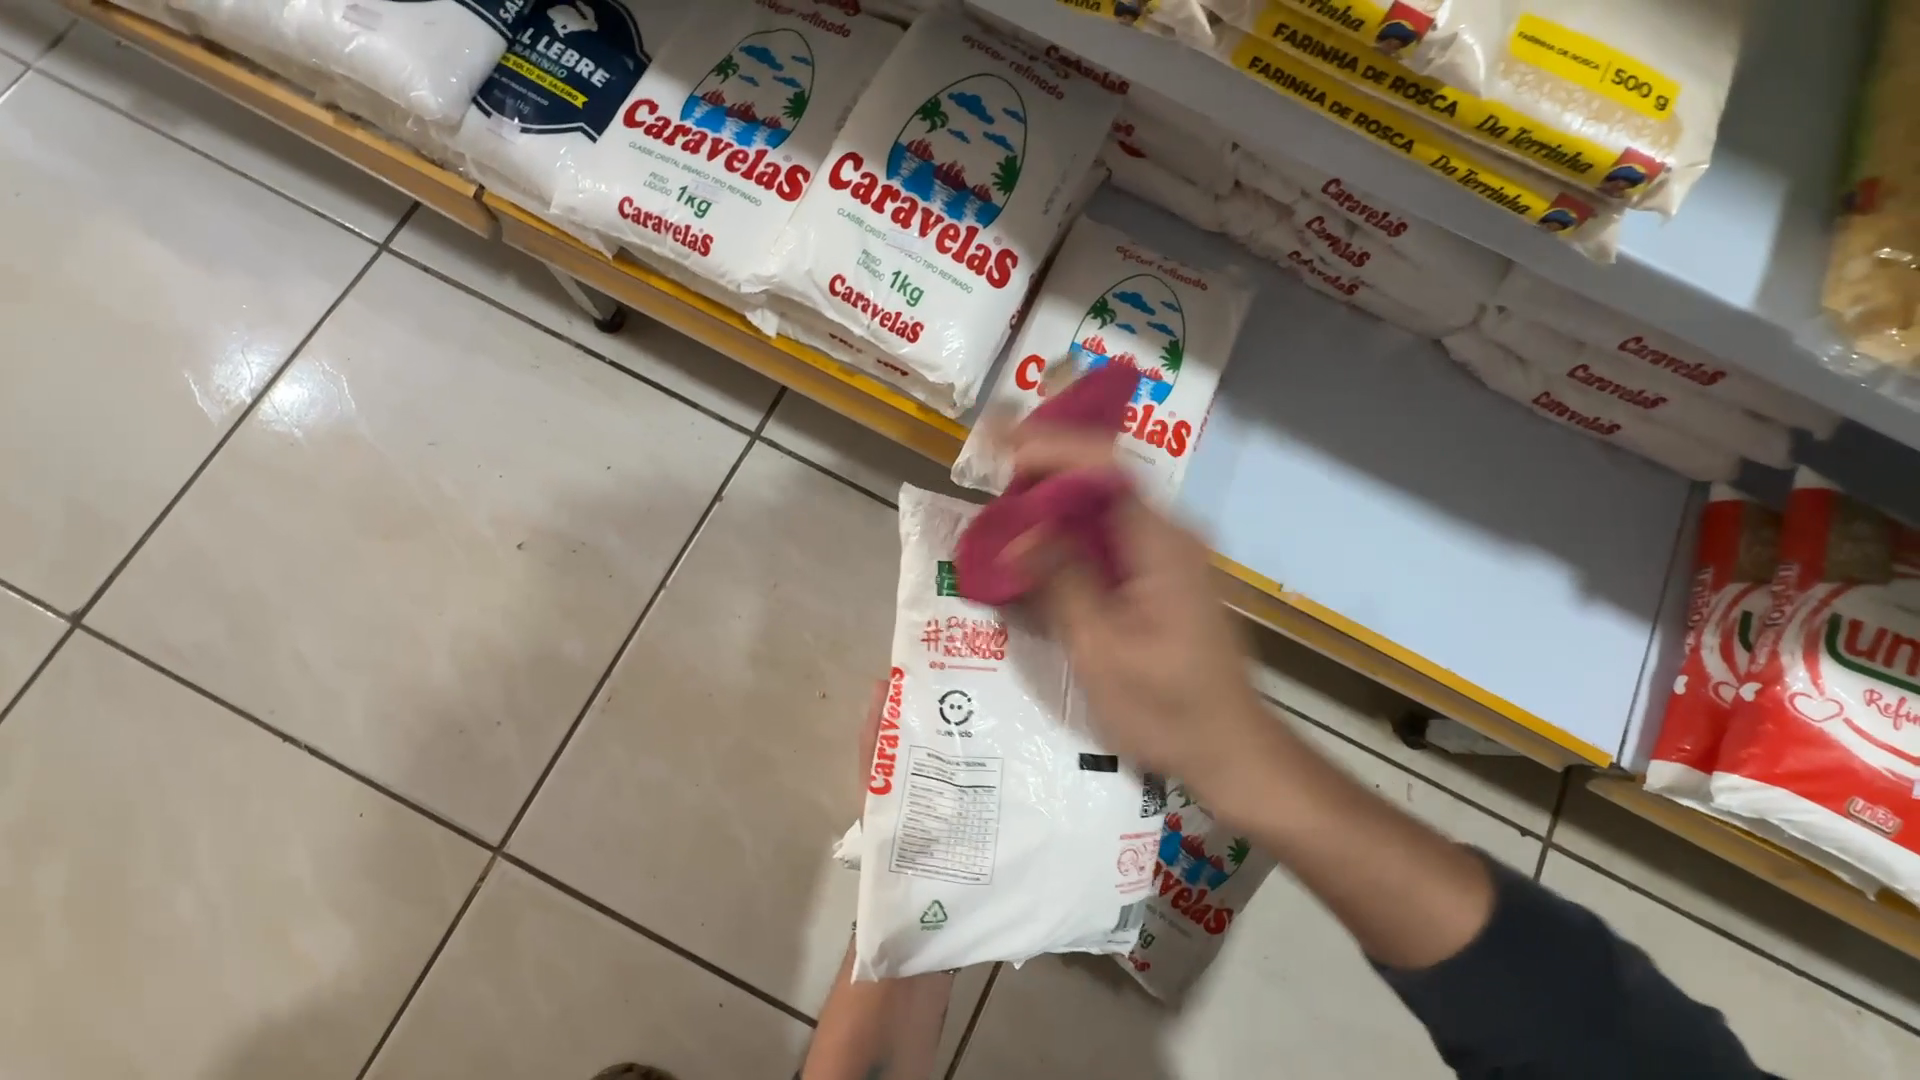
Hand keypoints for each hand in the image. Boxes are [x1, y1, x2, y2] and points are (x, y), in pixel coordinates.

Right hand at [1009, 430, 1288, 804]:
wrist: (1232, 750)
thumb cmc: (1169, 709)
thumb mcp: (1102, 652)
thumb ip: (1062, 584)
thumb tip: (1020, 534)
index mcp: (1162, 543)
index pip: (1106, 467)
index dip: (1052, 447)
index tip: (1001, 446)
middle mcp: (1172, 535)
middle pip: (1105, 479)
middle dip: (1045, 471)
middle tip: (990, 476)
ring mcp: (1172, 555)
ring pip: (1106, 507)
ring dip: (1055, 504)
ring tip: (1003, 510)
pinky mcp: (1165, 577)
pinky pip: (1112, 537)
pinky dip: (1072, 535)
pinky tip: (1039, 552)